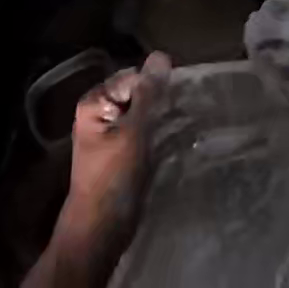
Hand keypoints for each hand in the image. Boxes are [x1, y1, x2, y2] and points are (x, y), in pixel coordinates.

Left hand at [60, 52, 172, 248]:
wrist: (100, 233)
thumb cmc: (113, 178)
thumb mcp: (133, 132)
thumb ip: (148, 94)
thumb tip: (161, 55)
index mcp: (96, 102)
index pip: (133, 78)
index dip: (155, 86)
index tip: (179, 96)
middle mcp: (102, 113)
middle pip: (139, 94)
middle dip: (163, 101)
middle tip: (190, 108)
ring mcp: (113, 135)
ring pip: (146, 114)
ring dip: (166, 117)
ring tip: (192, 121)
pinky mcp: (125, 154)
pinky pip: (147, 133)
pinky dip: (162, 134)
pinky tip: (184, 138)